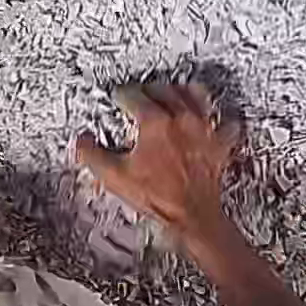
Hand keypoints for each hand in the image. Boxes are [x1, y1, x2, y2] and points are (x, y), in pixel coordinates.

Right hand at [76, 82, 241, 242]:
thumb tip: (82, 140)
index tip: (118, 98)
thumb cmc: (158, 197)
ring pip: (196, 95)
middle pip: (165, 89)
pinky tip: (210, 121)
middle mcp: (182, 119)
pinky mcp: (219, 144)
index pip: (134, 95)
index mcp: (156, 122)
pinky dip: (216, 119)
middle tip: (140, 94)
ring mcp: (204, 129)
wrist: (192, 216)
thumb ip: (92, 154)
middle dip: (149, 89)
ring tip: (173, 93)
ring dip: (182, 91)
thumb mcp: (114, 176)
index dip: (122, 95)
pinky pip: (224, 122)